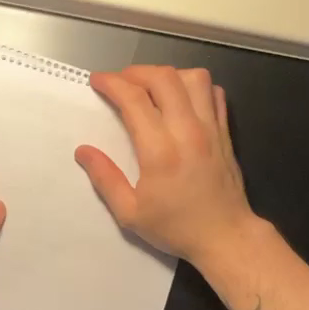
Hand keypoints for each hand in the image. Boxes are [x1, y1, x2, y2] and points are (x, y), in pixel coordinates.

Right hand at [76, 65, 259, 265]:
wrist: (225, 236)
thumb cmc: (175, 228)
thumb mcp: (130, 214)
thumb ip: (105, 179)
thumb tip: (83, 151)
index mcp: (160, 151)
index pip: (134, 99)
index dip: (112, 84)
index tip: (97, 82)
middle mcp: (187, 131)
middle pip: (163, 78)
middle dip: (136, 72)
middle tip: (120, 82)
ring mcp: (211, 128)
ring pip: (193, 78)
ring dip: (168, 75)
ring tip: (151, 88)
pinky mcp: (225, 131)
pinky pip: (214, 93)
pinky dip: (195, 87)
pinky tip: (181, 100)